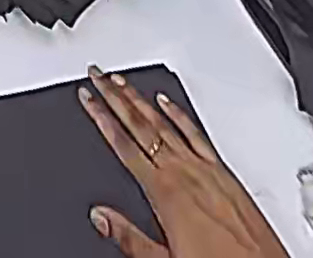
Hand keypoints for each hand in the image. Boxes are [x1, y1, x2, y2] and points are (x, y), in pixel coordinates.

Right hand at [79, 67, 287, 257]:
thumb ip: (129, 238)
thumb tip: (99, 216)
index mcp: (164, 192)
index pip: (122, 144)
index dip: (101, 117)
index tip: (88, 98)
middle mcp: (182, 173)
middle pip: (138, 124)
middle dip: (113, 96)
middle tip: (97, 74)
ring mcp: (204, 169)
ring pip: (163, 122)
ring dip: (138, 98)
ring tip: (120, 80)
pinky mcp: (224, 172)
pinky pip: (196, 134)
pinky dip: (178, 114)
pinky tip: (165, 101)